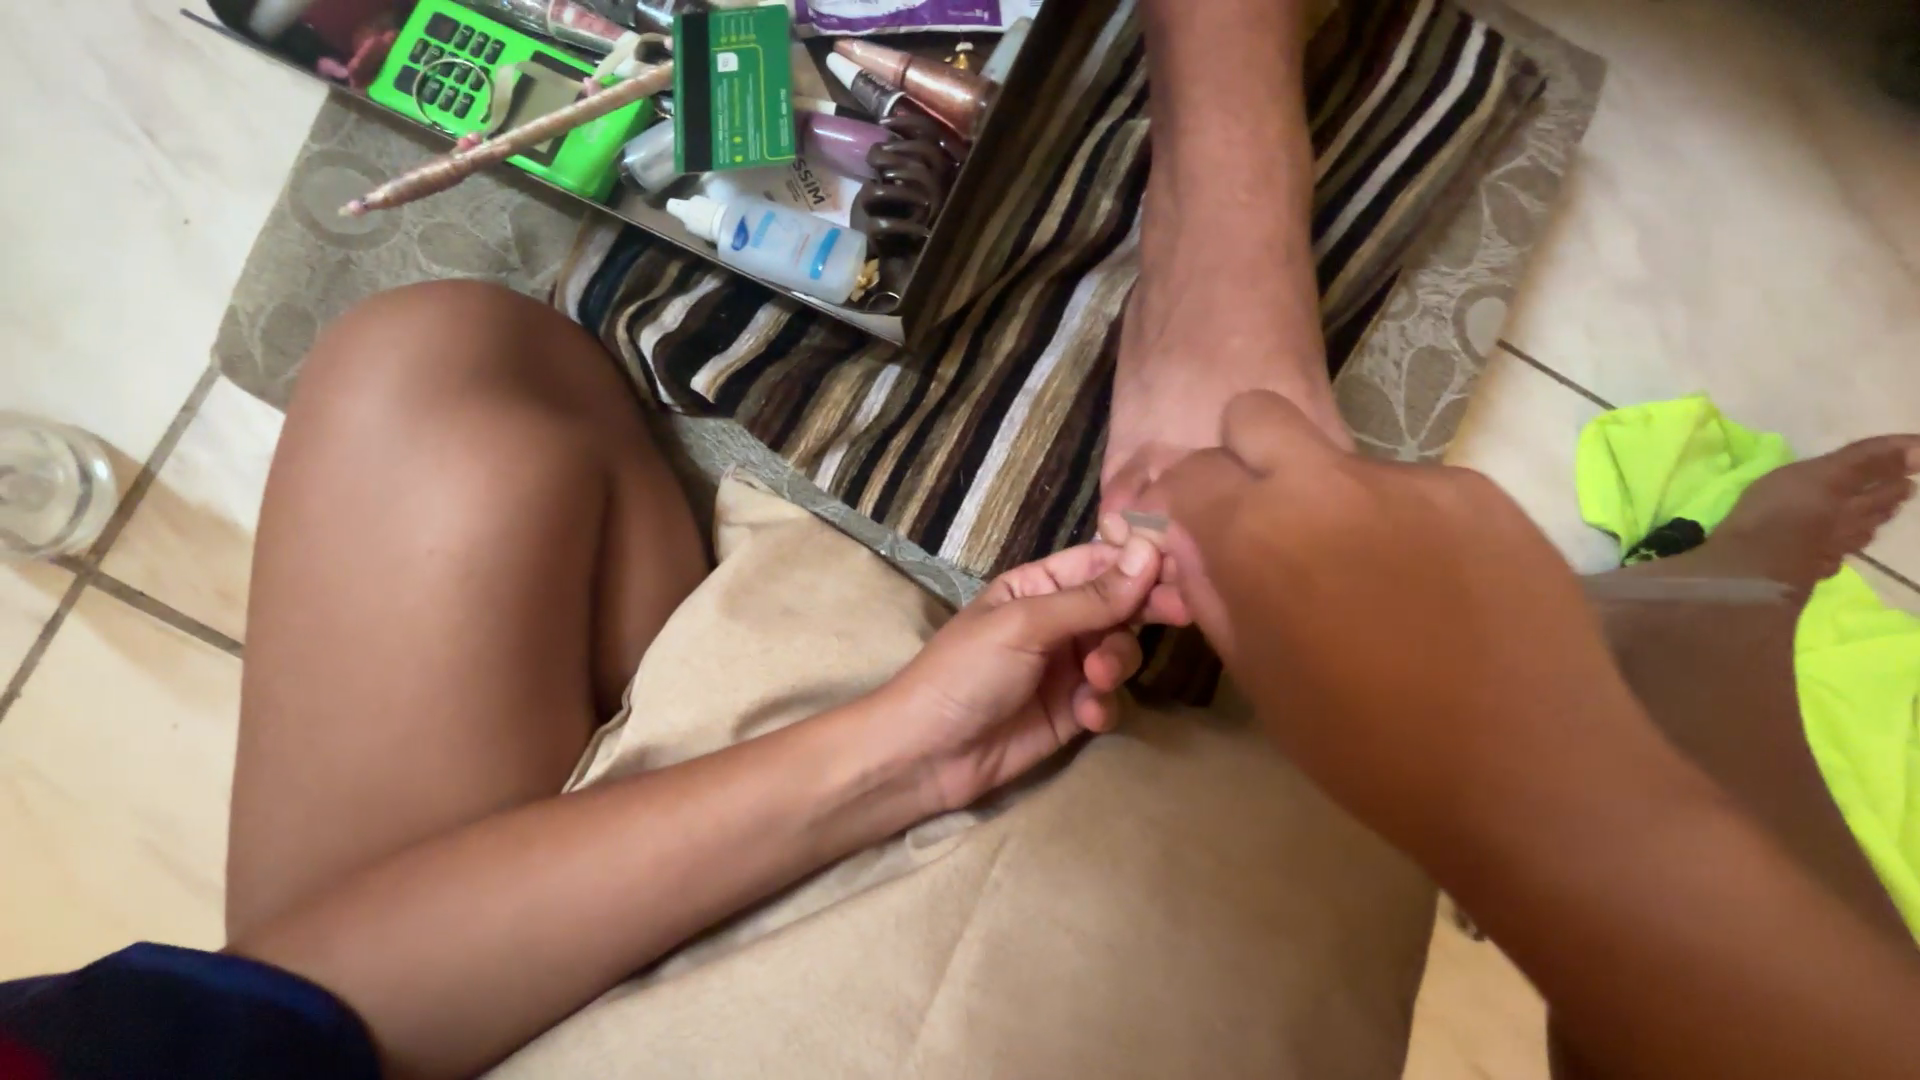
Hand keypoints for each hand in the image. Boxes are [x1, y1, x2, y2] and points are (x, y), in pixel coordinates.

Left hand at [880, 538, 1165, 812]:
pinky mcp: (1073, 711)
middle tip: (1180, 614)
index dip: (1139, 561)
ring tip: (1095, 678)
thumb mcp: (1024, 625)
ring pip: (1121, 651)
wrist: (930, 754)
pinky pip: (1109, 698)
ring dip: (1117, 662)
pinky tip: (1085, 716)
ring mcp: (1067, 667)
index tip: (1182, 565)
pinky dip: (1104, 705)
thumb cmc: (965, 672)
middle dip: (1144, 610)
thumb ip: (1090, 597)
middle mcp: (1058, 621)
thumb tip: (1147, 552)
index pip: (1099, 561)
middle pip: (1120, 605)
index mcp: (1037, 586)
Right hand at [1136, 391, 1637, 841]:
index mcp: (1257, 534)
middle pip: (1256, 413)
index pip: (1190, 469)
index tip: (1196, 531)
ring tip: (1369, 578)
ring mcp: (1410, 480)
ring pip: (1339, 460)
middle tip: (1267, 521)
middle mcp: (1326, 483)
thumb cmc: (1364, 746)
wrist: (1530, 777)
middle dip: (1244, 455)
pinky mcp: (1478, 492)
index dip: (1182, 498)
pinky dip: (1398, 522)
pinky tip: (1431, 585)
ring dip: (1329, 500)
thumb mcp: (1257, 676)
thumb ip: (1211, 591)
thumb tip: (1193, 539)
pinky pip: (1409, 487)